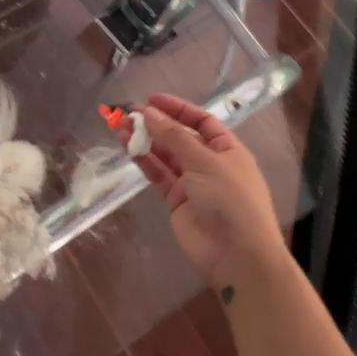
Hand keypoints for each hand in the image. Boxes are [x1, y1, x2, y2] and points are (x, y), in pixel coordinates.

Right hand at [128, 93, 284, 281]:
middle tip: (128, 113)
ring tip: (120, 127)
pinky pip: (159, 174)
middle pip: (180, 136)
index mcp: (228, 150)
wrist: (237, 255)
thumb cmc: (230, 200)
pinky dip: (144, 160)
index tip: (151, 100)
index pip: (202, 121)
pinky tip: (128, 148)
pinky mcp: (177, 200)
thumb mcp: (205, 161)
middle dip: (156, 124)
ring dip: (145, 140)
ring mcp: (193, 183)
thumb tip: (147, 112)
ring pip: (165, 155)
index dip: (178, 108)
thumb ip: (174, 136)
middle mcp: (210, 163)